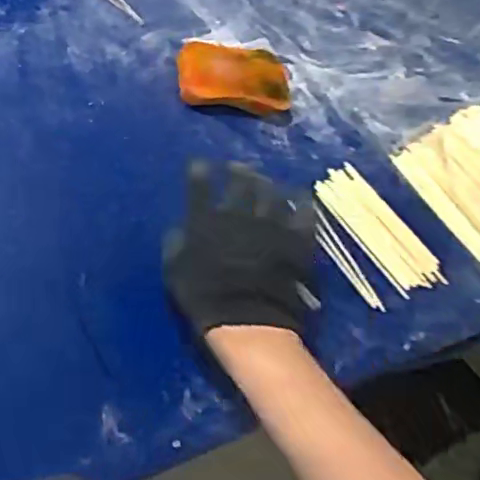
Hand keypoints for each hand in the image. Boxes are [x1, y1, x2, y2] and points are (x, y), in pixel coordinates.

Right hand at [163, 160, 315, 336]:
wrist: (246, 317)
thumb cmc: (201, 293)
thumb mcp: (174, 266)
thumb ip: (177, 243)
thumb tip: (181, 229)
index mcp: (203, 223)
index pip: (199, 190)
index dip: (199, 174)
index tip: (200, 162)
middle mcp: (236, 218)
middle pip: (240, 187)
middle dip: (239, 173)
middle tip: (239, 166)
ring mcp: (270, 229)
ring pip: (272, 197)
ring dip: (269, 186)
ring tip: (268, 180)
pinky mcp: (297, 243)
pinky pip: (304, 218)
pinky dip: (303, 206)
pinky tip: (303, 199)